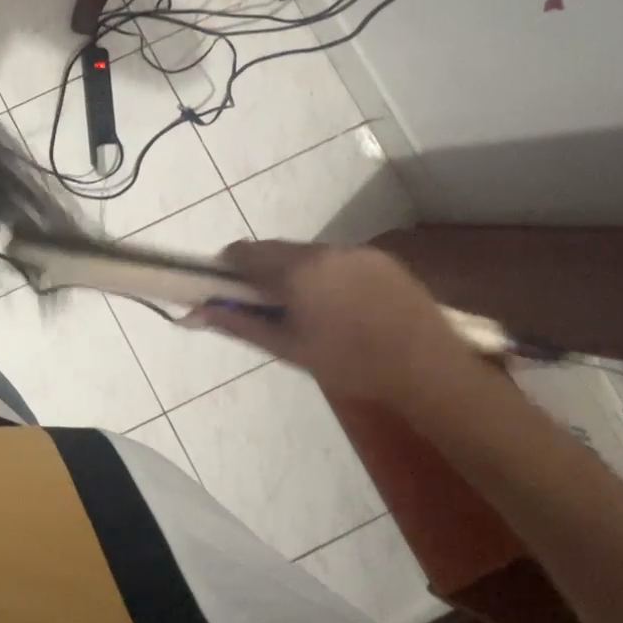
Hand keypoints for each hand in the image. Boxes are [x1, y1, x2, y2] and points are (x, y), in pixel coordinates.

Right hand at [192, 241, 484, 405]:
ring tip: (309, 308)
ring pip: (305, 253)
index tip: (231, 292)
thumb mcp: (286, 348)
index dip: (228, 268)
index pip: (241, 251)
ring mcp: (355, 252)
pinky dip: (326, 274)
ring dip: (295, 271)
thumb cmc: (350, 364)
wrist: (432, 373)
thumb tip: (191, 312)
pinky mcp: (381, 259)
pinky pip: (337, 258)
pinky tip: (341, 305)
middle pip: (274, 249)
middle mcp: (322, 250)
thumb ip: (237, 323)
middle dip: (263, 270)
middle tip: (269, 305)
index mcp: (295, 269)